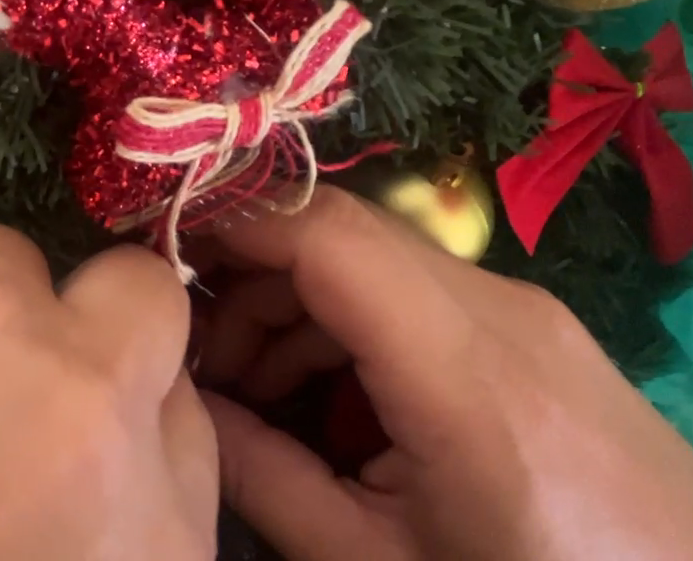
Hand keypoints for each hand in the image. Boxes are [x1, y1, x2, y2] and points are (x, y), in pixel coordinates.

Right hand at [196, 186, 692, 560]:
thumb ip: (260, 474)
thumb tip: (175, 396)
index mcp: (466, 371)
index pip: (325, 232)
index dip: (230, 219)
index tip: (158, 250)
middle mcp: (499, 310)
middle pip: (338, 234)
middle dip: (247, 271)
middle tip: (196, 346)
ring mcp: (525, 314)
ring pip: (369, 260)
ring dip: (292, 301)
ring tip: (252, 386)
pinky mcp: (534, 333)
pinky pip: (410, 295)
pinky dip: (344, 324)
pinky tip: (324, 398)